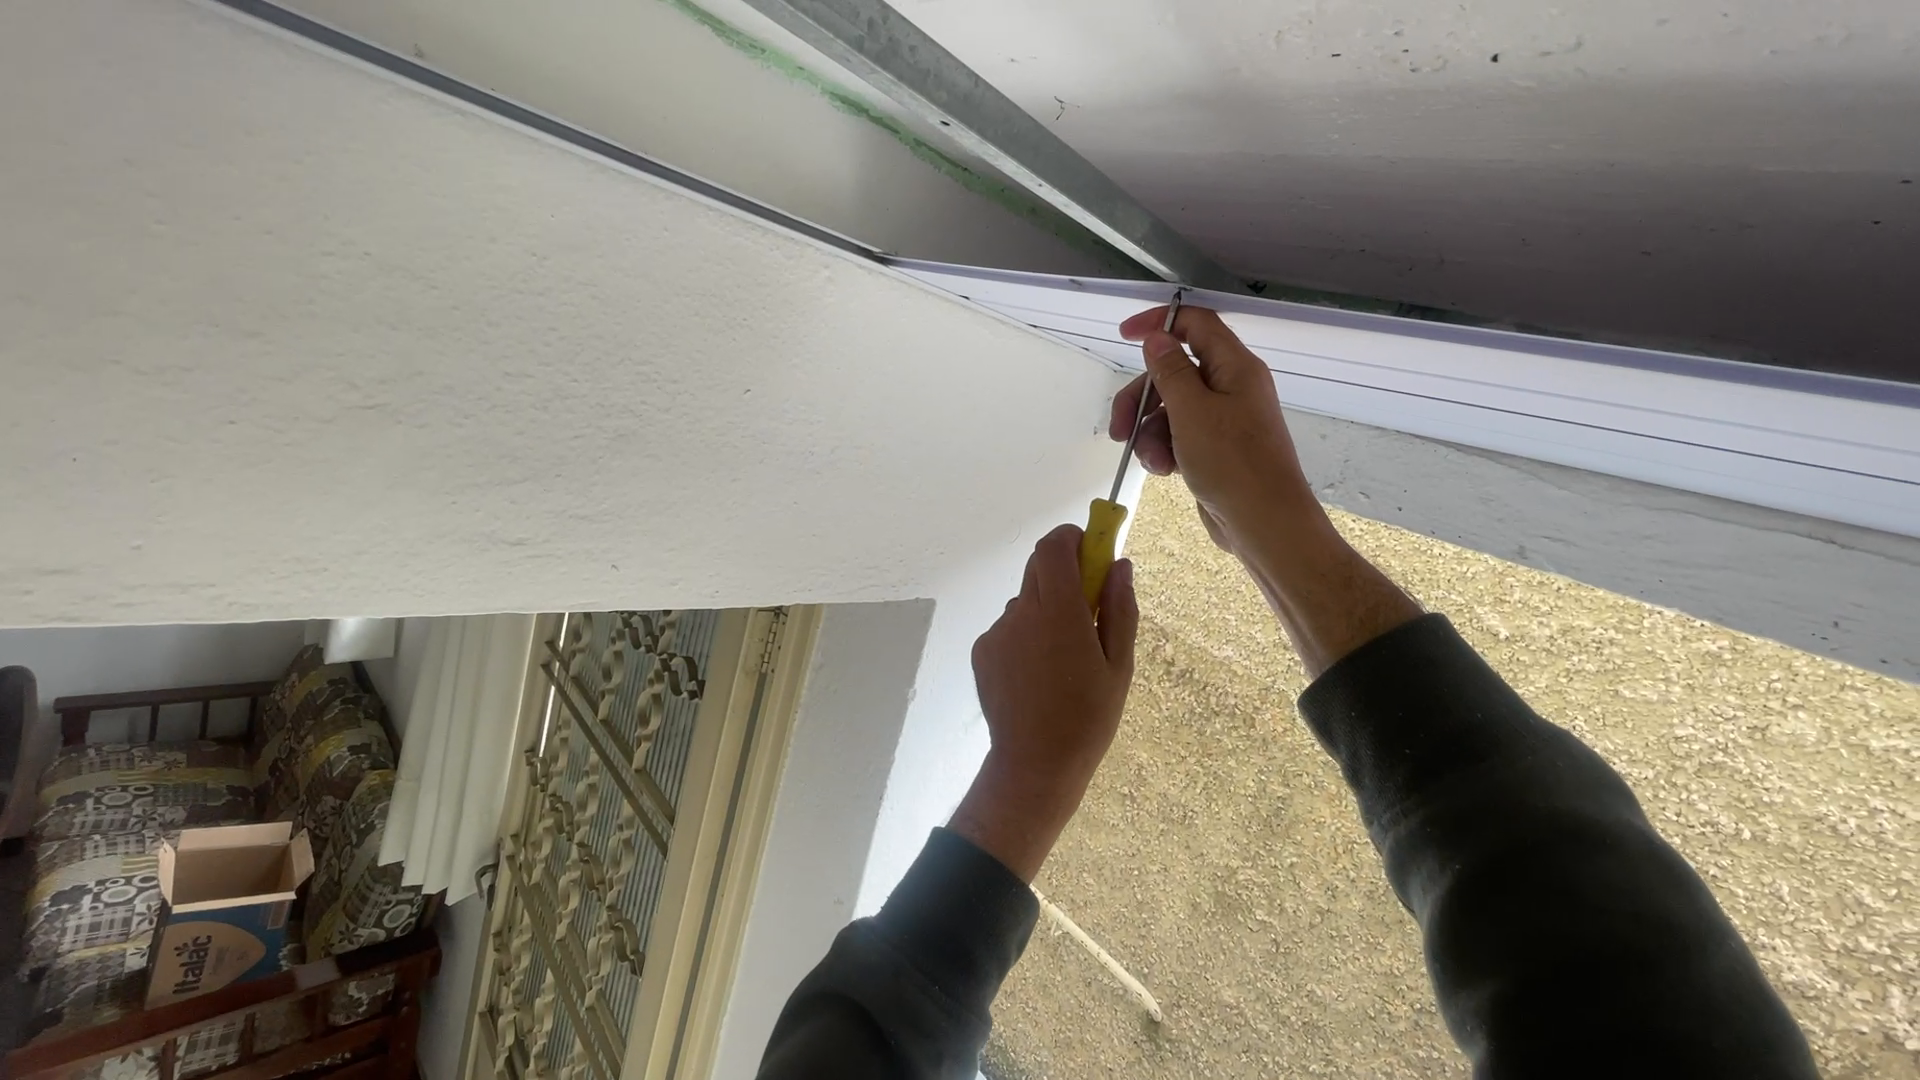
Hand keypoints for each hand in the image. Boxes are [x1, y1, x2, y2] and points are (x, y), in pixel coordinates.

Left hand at [950, 524, 1137, 881]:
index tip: (1092, 550)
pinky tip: (1039, 674)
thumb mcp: (1118, 665)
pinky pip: (1009, 628)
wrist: (1034, 765)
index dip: (1072, 538)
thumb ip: (1119, 609)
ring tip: (1063, 657)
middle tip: (1086, 605)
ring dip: (1045, 609)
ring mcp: (997, 632)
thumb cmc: (1088, 718)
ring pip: (1025, 601)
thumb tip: (1120, 566)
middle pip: (1038, 567)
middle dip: (1063, 572)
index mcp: (1059, 612)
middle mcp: (1022, 613)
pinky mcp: (982, 651)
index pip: (1054, 546)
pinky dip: (1026, 635)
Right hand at [1113, 305, 1421, 675]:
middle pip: (1173, 373)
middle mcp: (1231, 387)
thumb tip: (1157, 338)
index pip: (1195, 325)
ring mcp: (1224, 420)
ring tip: (1153, 461)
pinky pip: (1179, 436)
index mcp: (1235, 367)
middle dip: (1141, 399)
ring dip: (1150, 432)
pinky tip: (1164, 470)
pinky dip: (1164, 449)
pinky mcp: (1215, 449)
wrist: (1264, 524)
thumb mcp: (1192, 412)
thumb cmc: (1232, 464)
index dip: (1159, 323)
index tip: (1124, 335)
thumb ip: (1170, 371)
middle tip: (1118, 427)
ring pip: (1170, 409)